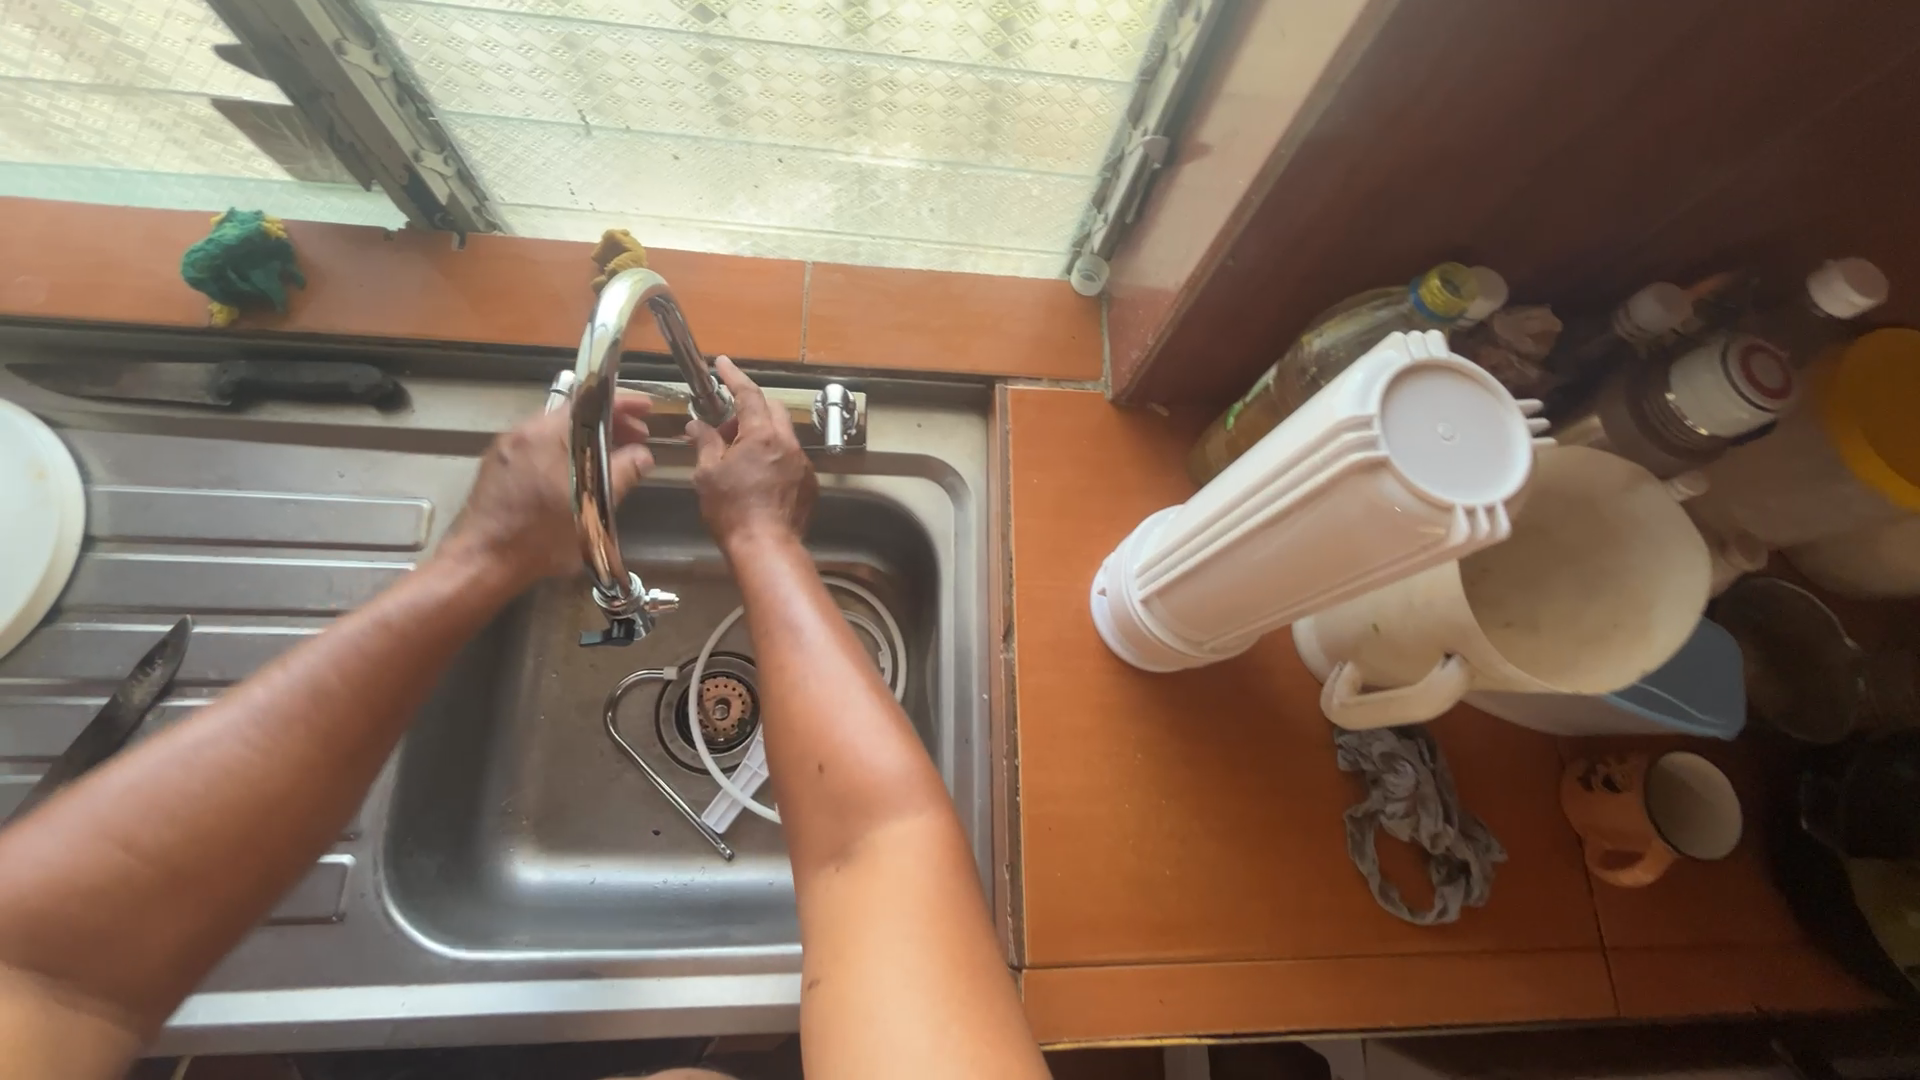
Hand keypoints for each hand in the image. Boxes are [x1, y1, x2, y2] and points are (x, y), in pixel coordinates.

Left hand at [442, 389, 653, 585]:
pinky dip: (568, 451)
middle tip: (639, 439)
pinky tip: (582, 473)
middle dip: (609, 424)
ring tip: (615, 458)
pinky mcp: (499, 469)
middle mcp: (522, 433)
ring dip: (589, 440)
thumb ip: (622, 473)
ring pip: (557, 433)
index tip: (647, 409)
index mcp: (544, 435)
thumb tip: (643, 454)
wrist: (483, 562)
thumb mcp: (592, 505)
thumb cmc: (541, 535)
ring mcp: (507, 450)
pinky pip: (541, 448)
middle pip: (573, 416)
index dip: (622, 403)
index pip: (589, 403)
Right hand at [687, 357, 816, 553]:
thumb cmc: (732, 511)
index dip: (735, 377)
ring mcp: (803, 464)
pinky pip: (792, 459)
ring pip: (784, 436)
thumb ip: (705, 444)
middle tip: (725, 427)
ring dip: (762, 436)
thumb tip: (697, 426)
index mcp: (762, 435)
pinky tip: (758, 477)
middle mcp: (789, 444)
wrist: (767, 547)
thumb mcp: (708, 474)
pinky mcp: (810, 484)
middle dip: (749, 409)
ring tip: (738, 456)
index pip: (749, 394)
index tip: (724, 364)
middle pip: (773, 410)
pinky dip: (774, 457)